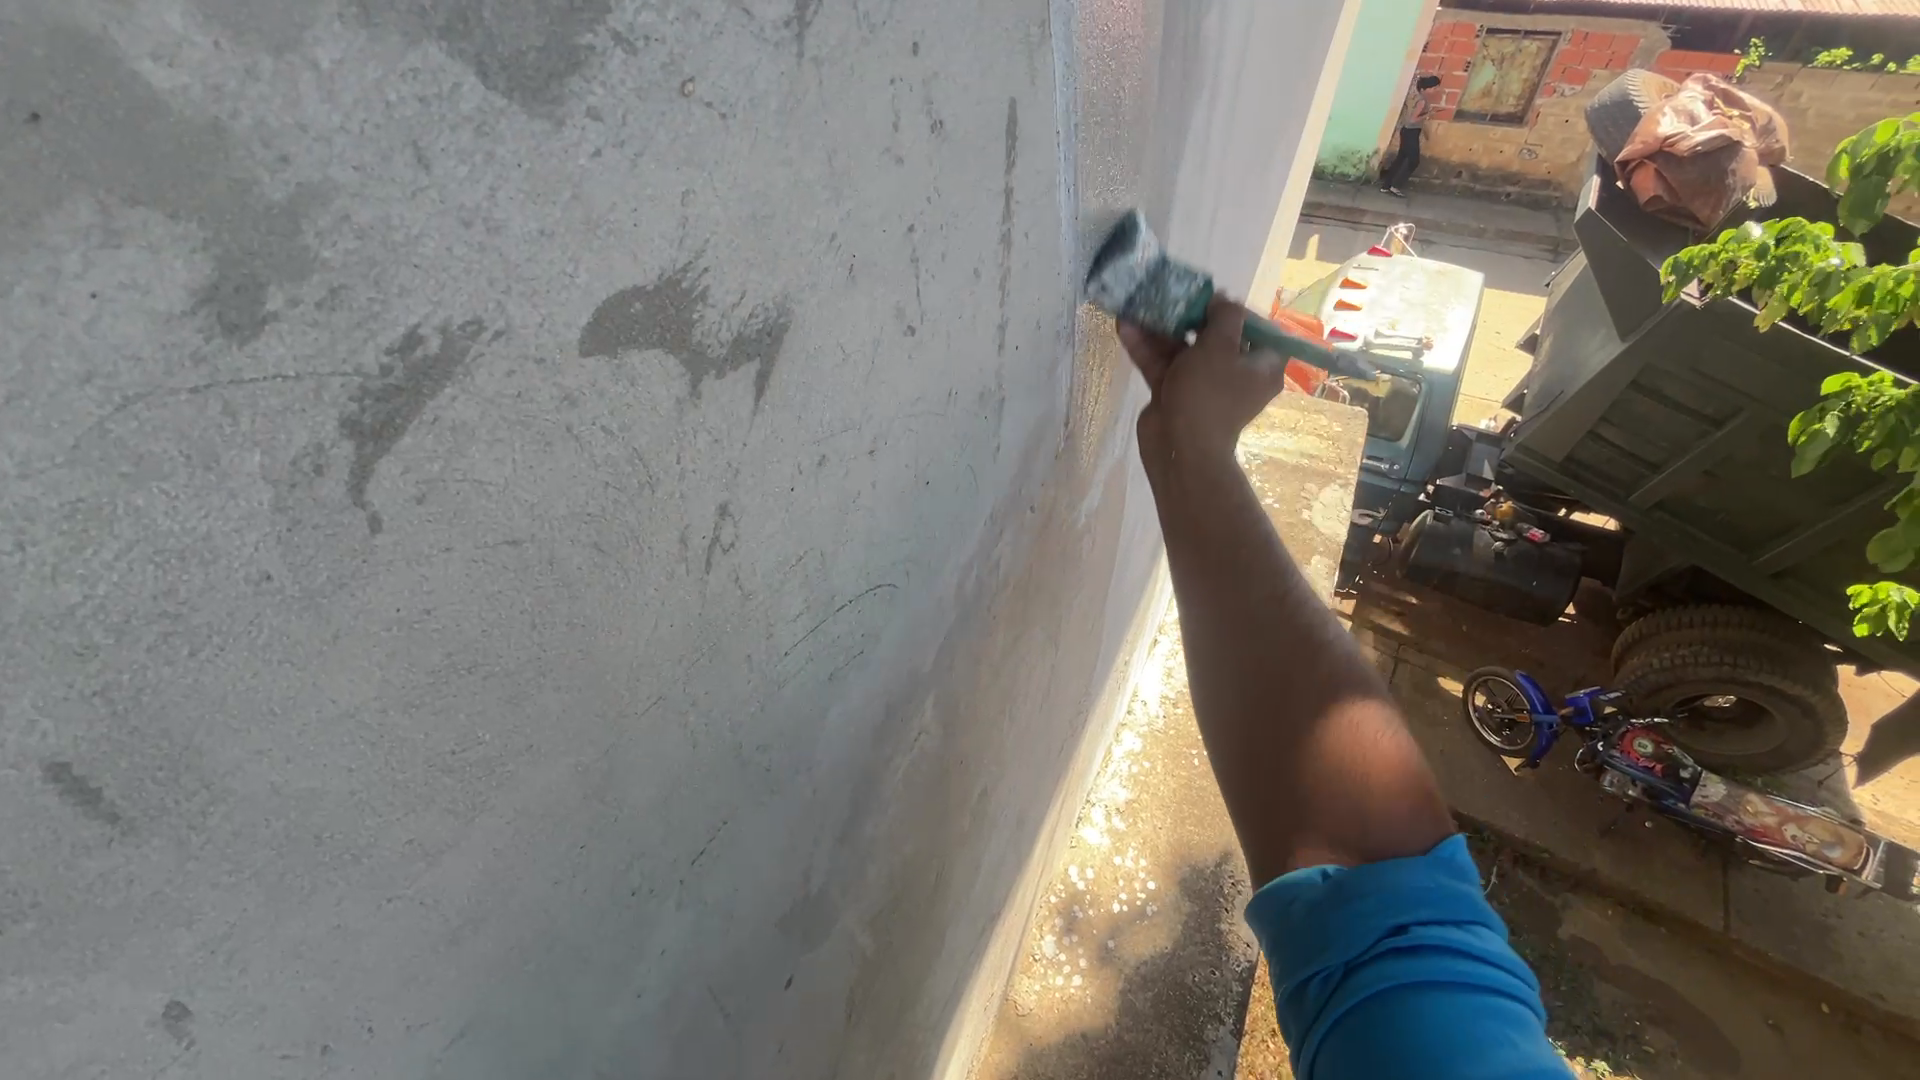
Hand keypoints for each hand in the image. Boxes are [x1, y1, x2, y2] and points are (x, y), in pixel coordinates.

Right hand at [1116, 297, 1285, 459]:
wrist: (1178, 447)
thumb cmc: (1209, 394)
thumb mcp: (1221, 346)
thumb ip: (1223, 316)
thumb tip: (1221, 299)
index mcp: (1261, 365)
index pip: (1256, 329)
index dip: (1233, 310)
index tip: (1210, 299)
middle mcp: (1235, 374)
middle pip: (1214, 337)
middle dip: (1188, 316)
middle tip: (1169, 296)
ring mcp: (1203, 386)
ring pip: (1183, 350)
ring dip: (1160, 329)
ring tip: (1138, 305)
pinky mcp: (1175, 394)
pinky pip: (1163, 365)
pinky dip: (1147, 348)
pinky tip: (1125, 327)